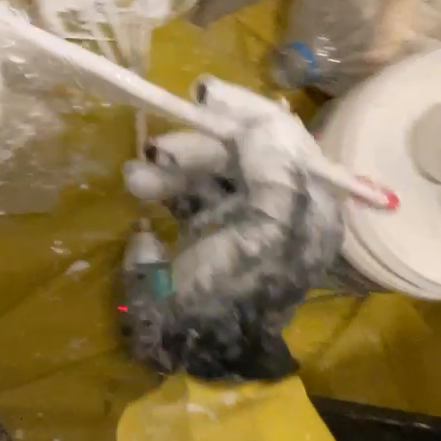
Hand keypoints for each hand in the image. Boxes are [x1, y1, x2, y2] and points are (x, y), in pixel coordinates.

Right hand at [121, 77, 342, 380]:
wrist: (189, 344)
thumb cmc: (233, 288)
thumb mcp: (264, 230)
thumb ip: (274, 171)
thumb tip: (266, 119)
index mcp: (305, 206)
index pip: (285, 141)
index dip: (248, 114)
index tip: (204, 96)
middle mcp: (275, 206)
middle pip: (241, 152)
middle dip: (198, 145)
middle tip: (157, 147)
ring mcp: (236, 219)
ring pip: (207, 170)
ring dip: (169, 168)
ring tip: (135, 178)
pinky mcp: (201, 232)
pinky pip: (184, 194)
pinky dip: (160, 188)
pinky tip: (139, 195)